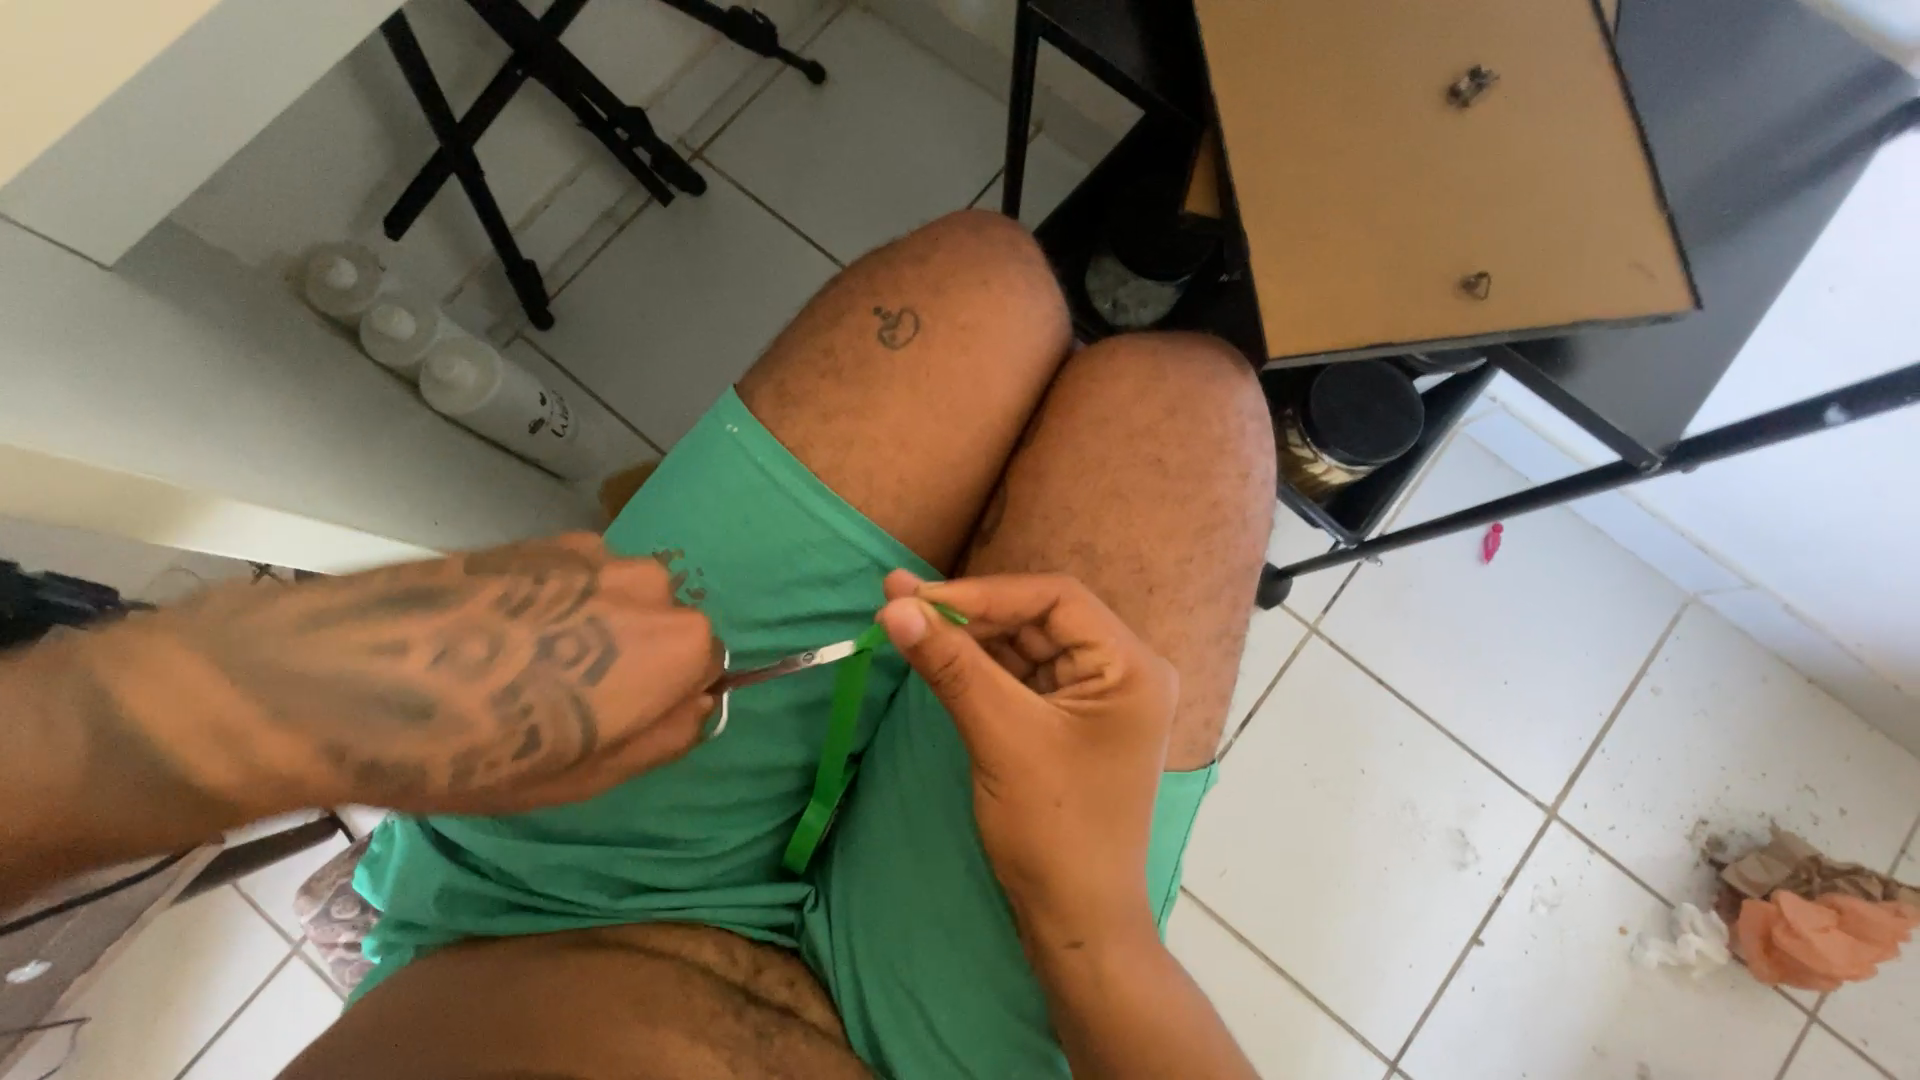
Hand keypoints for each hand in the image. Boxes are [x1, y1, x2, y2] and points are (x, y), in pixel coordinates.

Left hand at [94, 533, 719, 817]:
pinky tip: (490, 635)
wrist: (346, 679)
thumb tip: (696, 704)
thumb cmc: (480, 749)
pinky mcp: (539, 537)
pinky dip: (553, 602)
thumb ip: (668, 736)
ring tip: (515, 665)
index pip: (709, 666)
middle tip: (561, 699)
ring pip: (619, 598)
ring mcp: (593, 552)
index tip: (612, 724)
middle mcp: (650, 584)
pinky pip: (575, 578)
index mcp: (679, 642)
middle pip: (666, 624)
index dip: (663, 699)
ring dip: (593, 627)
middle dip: (635, 657)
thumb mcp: (590, 776)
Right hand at [878, 570, 1177, 947]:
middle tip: (898, 602)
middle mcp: (1122, 670)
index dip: (984, 592)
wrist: (1076, 920)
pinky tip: (938, 655)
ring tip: (907, 621)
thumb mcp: (1000, 736)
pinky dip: (980, 667)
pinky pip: (1022, 676)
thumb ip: (950, 664)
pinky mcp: (1069, 720)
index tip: (917, 597)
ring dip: (969, 637)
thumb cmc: (1054, 828)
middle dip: (970, 612)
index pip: (1055, 599)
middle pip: (1038, 618)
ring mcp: (1096, 696)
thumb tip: (893, 605)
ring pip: (1025, 645)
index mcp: (1130, 665)